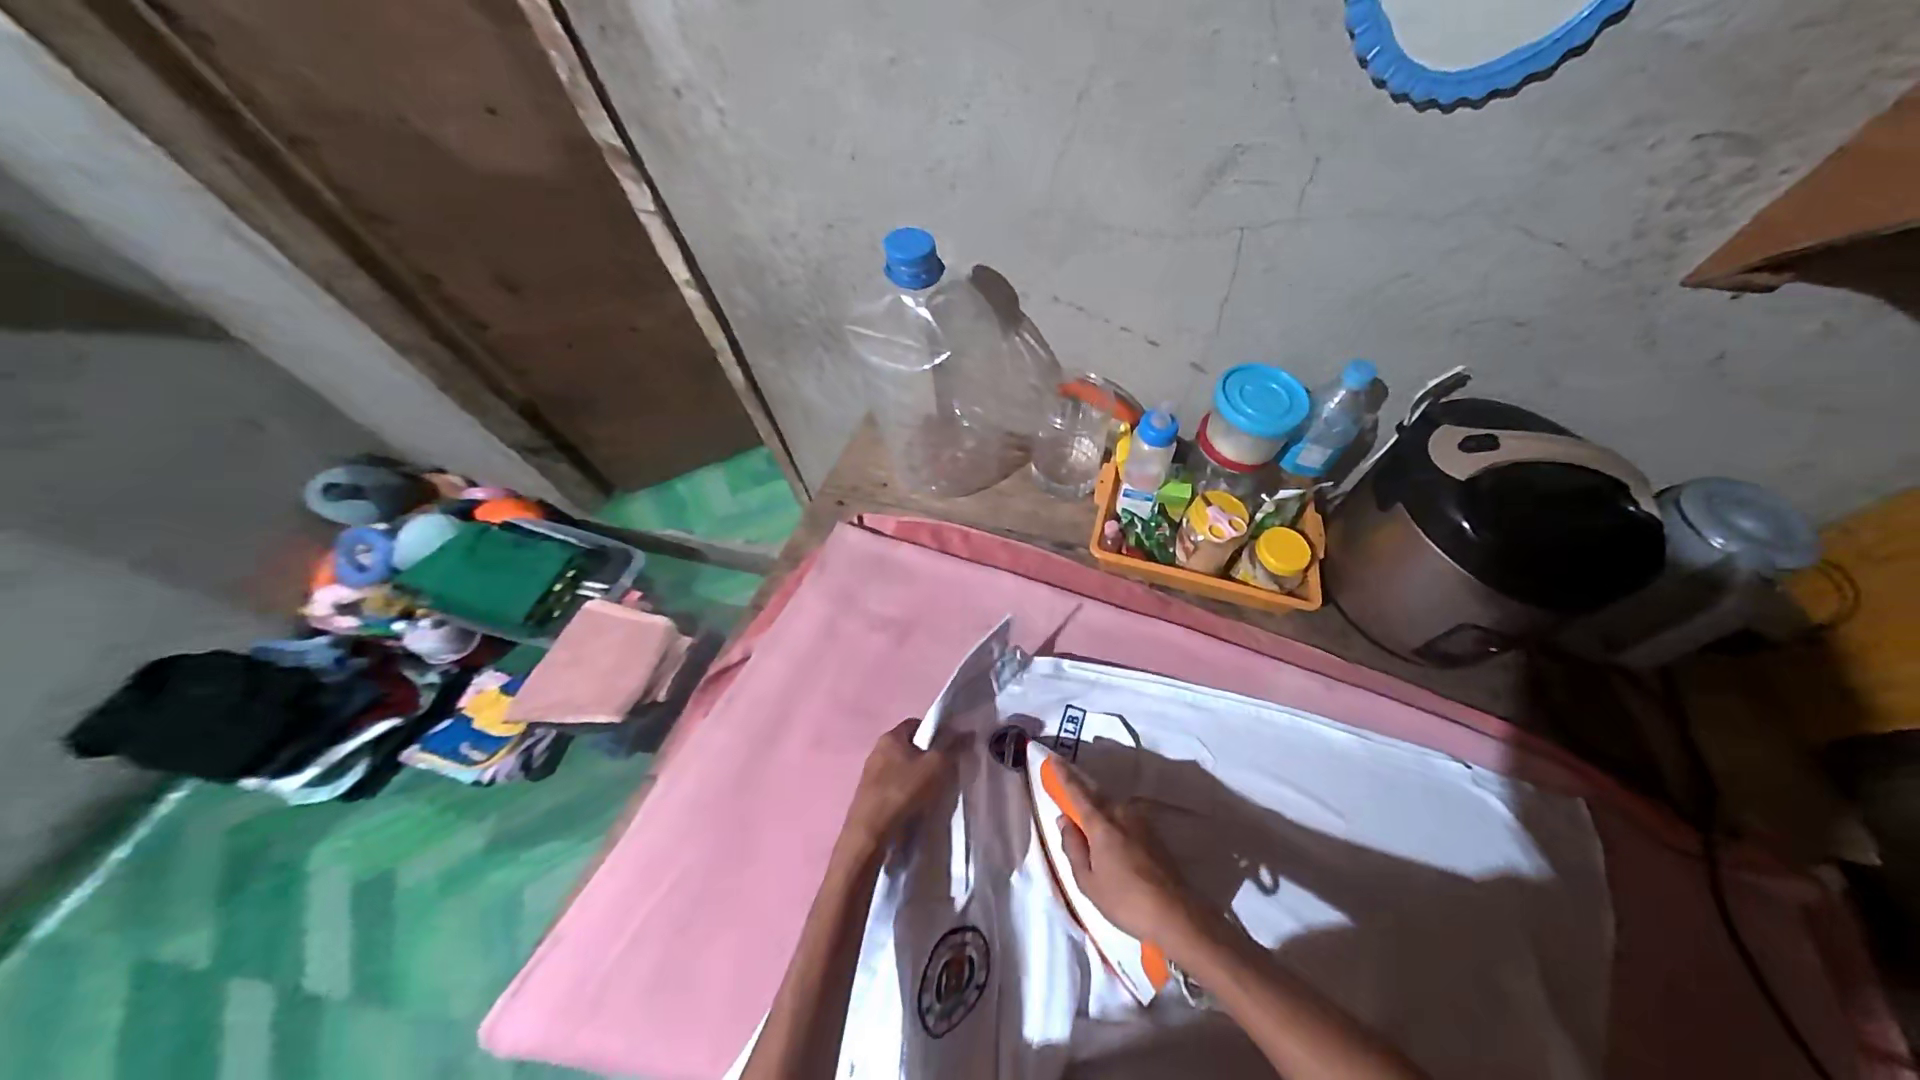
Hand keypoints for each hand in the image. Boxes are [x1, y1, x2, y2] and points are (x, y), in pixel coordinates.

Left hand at [842, 718, 961, 850]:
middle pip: (908, 747)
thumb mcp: (937, 766)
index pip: (916, 724)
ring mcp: (869, 774)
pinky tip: (913, 807)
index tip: (948, 749)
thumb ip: (952, 747)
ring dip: (915, 777)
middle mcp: (876, 750)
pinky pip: (892, 787)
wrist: (871, 833)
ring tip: (930, 793)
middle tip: (943, 772)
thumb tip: (967, 732)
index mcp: (890, 736)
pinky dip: (904, 793)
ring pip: (900, 769)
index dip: (935, 732)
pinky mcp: (868, 796)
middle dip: (926, 757)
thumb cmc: (904, 791)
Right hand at [1053, 760, 1203, 944]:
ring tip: (1086, 813)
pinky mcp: (1154, 834)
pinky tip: (1110, 832)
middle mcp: (1121, 814)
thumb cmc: (1124, 900)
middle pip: (1096, 793)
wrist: (1177, 915)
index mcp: (1101, 823)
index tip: (1053, 757)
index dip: (1063, 774)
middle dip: (1080, 784)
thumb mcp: (1088, 881)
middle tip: (1066, 782)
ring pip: (1112, 804)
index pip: (1077, 791)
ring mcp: (1141, 822)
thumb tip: (1065, 820)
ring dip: (1097, 803)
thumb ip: (1073, 847)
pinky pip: (1125, 816)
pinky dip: (1112, 816)